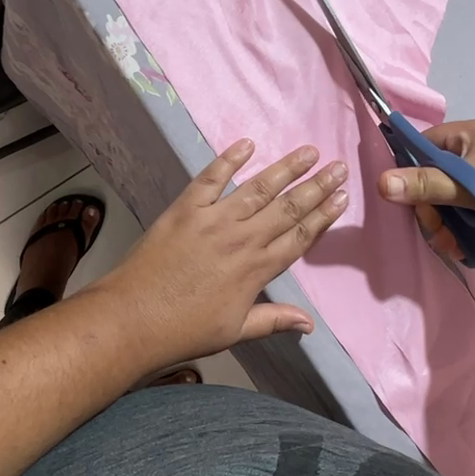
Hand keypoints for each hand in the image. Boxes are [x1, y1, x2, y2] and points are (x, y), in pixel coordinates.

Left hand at [92, 139, 347, 366]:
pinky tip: (246, 144)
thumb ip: (273, 320)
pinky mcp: (184, 209)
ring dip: (286, 168)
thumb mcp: (235, 331)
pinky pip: (210, 178)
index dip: (324, 216)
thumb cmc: (184, 331)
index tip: (343, 197)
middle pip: (288, 207)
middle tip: (339, 166)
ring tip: (308, 151)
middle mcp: (242, 238)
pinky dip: (228, 159)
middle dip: (316, 186)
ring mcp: (213, 220)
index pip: (300, 236)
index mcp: (257, 269)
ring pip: (258, 188)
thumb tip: (310, 323)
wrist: (131, 319)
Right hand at [376, 119, 474, 259]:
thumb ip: (423, 185)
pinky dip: (466, 227)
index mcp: (474, 133)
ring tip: (451, 245)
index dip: (411, 169)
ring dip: (447, 223)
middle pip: (437, 176)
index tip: (406, 196)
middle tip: (436, 230)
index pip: (426, 144)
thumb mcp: (465, 185)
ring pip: (454, 197)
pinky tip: (465, 247)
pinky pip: (472, 210)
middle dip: (432, 207)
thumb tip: (381, 182)